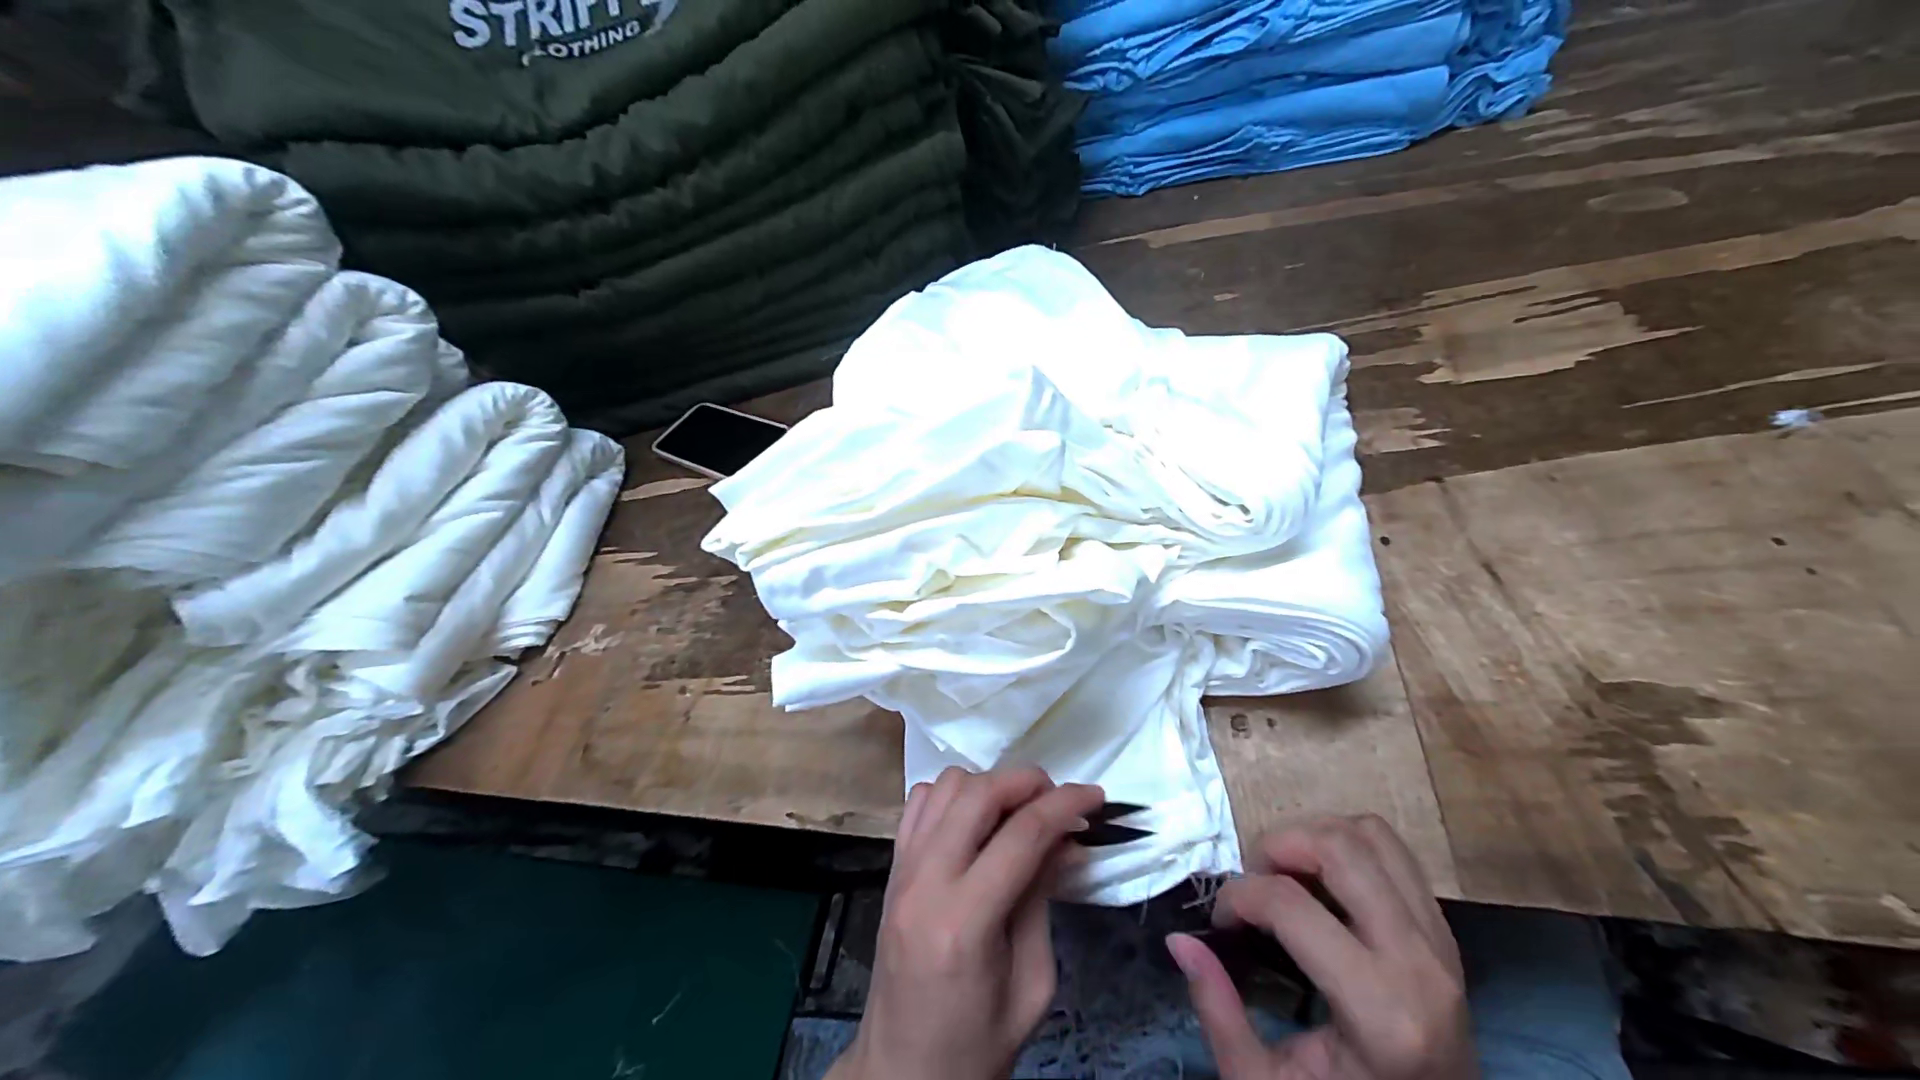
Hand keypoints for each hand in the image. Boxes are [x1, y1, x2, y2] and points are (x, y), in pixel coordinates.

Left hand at [828, 766, 1105, 1079]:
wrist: (904, 1071)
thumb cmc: (977, 1042)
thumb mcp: (1032, 983)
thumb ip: (1042, 899)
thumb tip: (1063, 839)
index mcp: (964, 922)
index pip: (1022, 835)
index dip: (1065, 805)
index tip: (1096, 796)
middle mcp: (925, 882)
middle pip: (977, 793)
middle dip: (1026, 782)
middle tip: (1059, 798)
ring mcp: (901, 870)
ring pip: (944, 786)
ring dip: (989, 784)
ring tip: (1020, 809)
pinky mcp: (891, 868)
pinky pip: (919, 803)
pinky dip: (953, 794)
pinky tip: (977, 819)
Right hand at [1167, 815, 1476, 1079]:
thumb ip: (1219, 1013)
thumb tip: (1179, 941)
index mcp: (1380, 1013)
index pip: (1291, 904)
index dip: (1238, 897)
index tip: (1220, 921)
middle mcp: (1420, 964)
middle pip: (1340, 848)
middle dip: (1277, 846)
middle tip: (1252, 881)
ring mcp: (1442, 943)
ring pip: (1371, 835)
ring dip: (1314, 837)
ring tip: (1287, 875)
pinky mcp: (1446, 933)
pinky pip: (1394, 852)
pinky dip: (1348, 847)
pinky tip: (1321, 880)